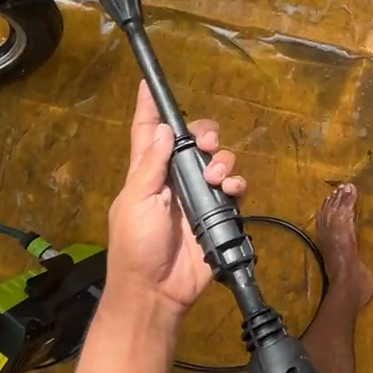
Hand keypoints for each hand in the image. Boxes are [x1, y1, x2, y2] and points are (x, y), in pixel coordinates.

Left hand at [106, 81, 245, 316]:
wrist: (157, 290)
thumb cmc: (137, 245)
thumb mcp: (135, 202)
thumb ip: (150, 165)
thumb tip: (161, 129)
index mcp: (147, 173)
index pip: (146, 133)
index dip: (147, 108)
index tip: (147, 83)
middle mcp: (174, 178)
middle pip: (192, 140)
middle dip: (205, 134)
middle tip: (207, 145)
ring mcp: (199, 194)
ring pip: (219, 160)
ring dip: (222, 160)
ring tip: (217, 177)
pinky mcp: (219, 212)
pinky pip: (235, 187)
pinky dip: (237, 183)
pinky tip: (231, 190)